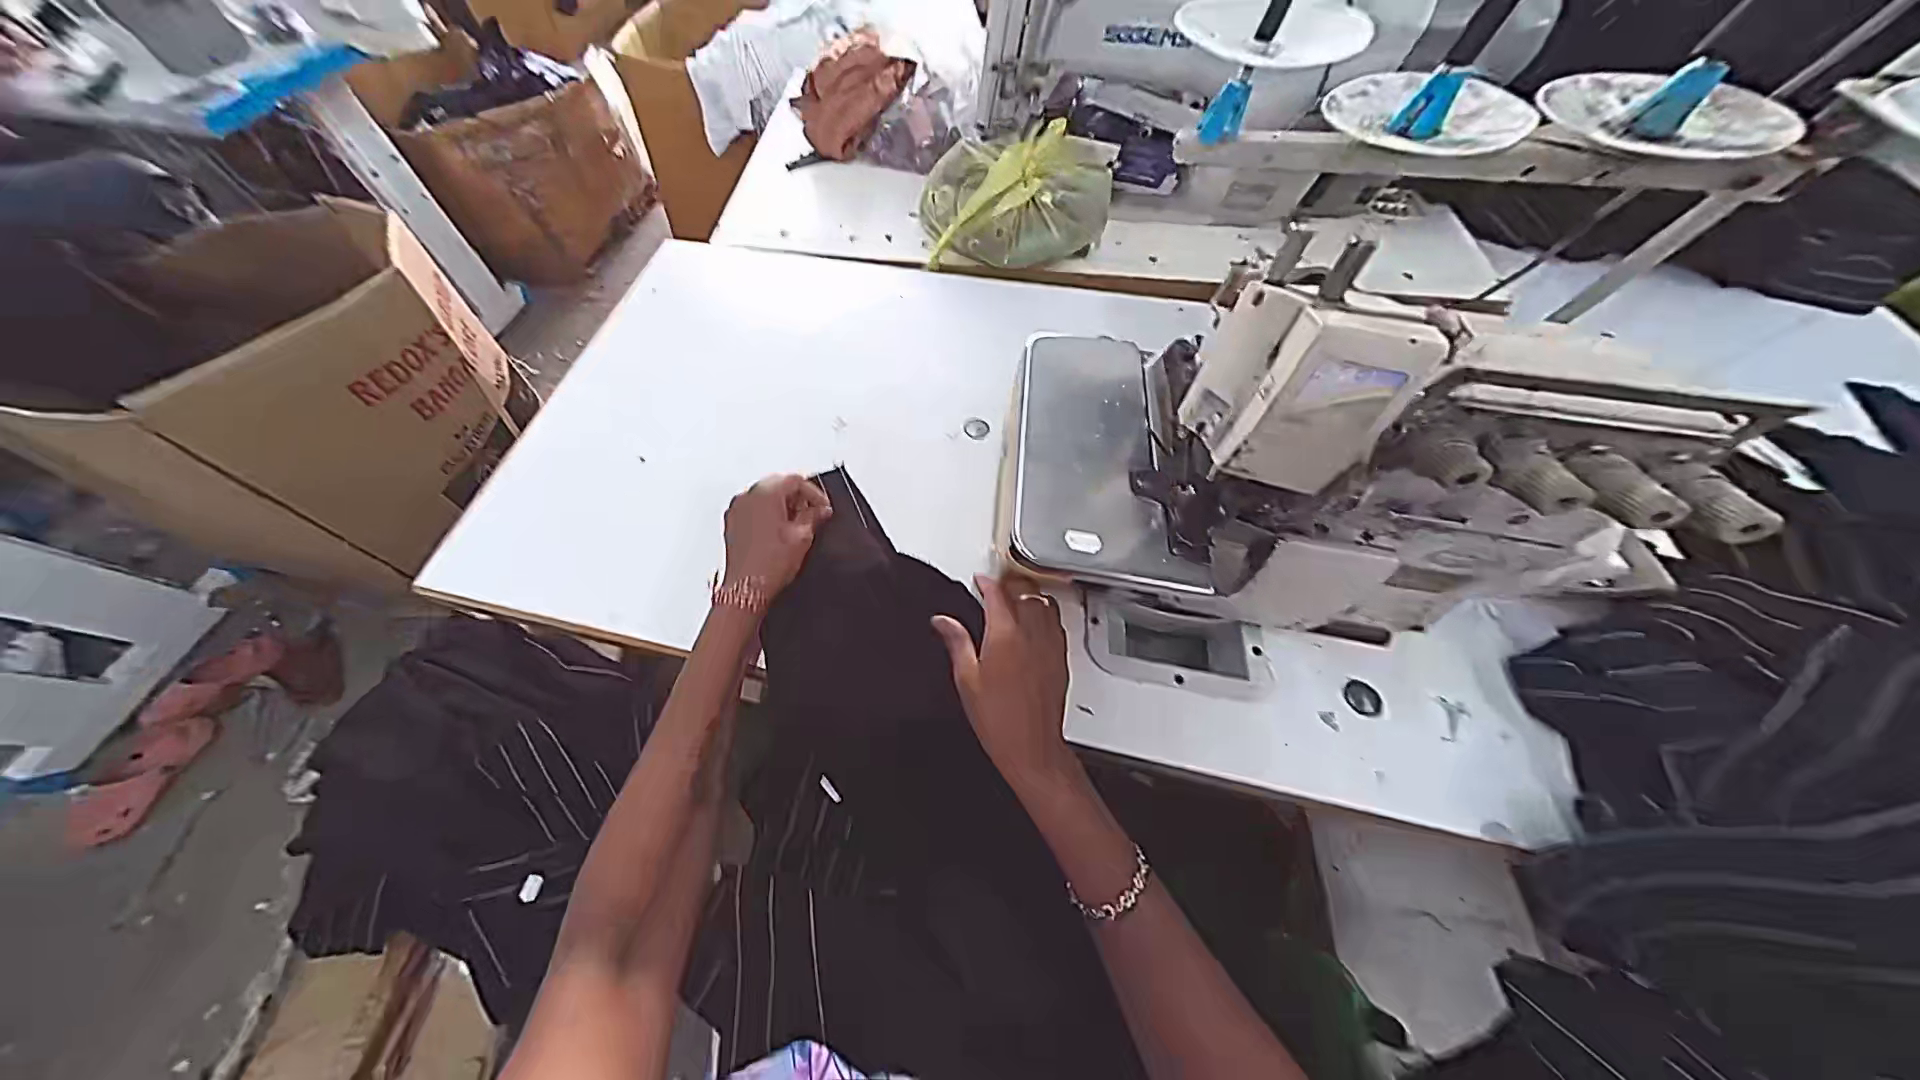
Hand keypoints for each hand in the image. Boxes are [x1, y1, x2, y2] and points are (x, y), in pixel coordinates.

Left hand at [722, 474, 831, 598]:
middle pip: (778, 484)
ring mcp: (737, 509)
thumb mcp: (803, 537)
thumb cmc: (769, 564)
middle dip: (798, 496)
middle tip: (813, 512)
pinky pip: (753, 508)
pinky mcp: (732, 523)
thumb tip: (820, 510)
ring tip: (798, 524)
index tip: (823, 505)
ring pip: (765, 495)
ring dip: (783, 504)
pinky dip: (768, 513)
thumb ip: (814, 516)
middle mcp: (748, 497)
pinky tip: (780, 531)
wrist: (747, 588)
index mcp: (766, 494)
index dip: (814, 492)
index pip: (795, 480)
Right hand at [932, 572, 1076, 787]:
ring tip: (1017, 598)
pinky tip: (1037, 622)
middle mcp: (1031, 635)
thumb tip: (943, 621)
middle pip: (1025, 592)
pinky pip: (1056, 623)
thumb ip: (957, 642)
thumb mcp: (966, 679)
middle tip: (997, 586)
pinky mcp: (1061, 658)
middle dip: (1010, 584)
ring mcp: (1050, 646)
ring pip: (1045, 603)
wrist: (1032, 747)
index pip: (997, 594)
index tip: (980, 580)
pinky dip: (1046, 614)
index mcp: (1005, 636)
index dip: (987, 583)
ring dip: (1031, 595)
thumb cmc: (999, 719)